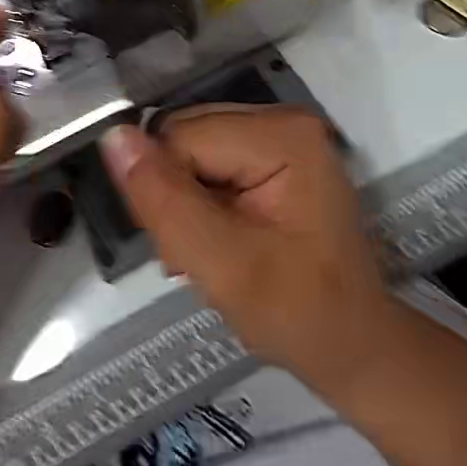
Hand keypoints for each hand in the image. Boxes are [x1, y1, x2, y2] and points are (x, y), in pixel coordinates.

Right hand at [99, 105, 396, 397]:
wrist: (352, 347)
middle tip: (194, 255)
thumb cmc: (297, 313)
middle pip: (182, 138)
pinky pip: (206, 160)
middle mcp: (280, 118)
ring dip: (182, 201)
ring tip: (206, 252)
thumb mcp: (222, 264)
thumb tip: (114, 136)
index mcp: (280, 134)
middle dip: (173, 195)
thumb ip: (164, 198)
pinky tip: (215, 237)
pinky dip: (199, 200)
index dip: (166, 194)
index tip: (184, 251)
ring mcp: (278, 133)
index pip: (178, 140)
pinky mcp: (272, 152)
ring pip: (187, 149)